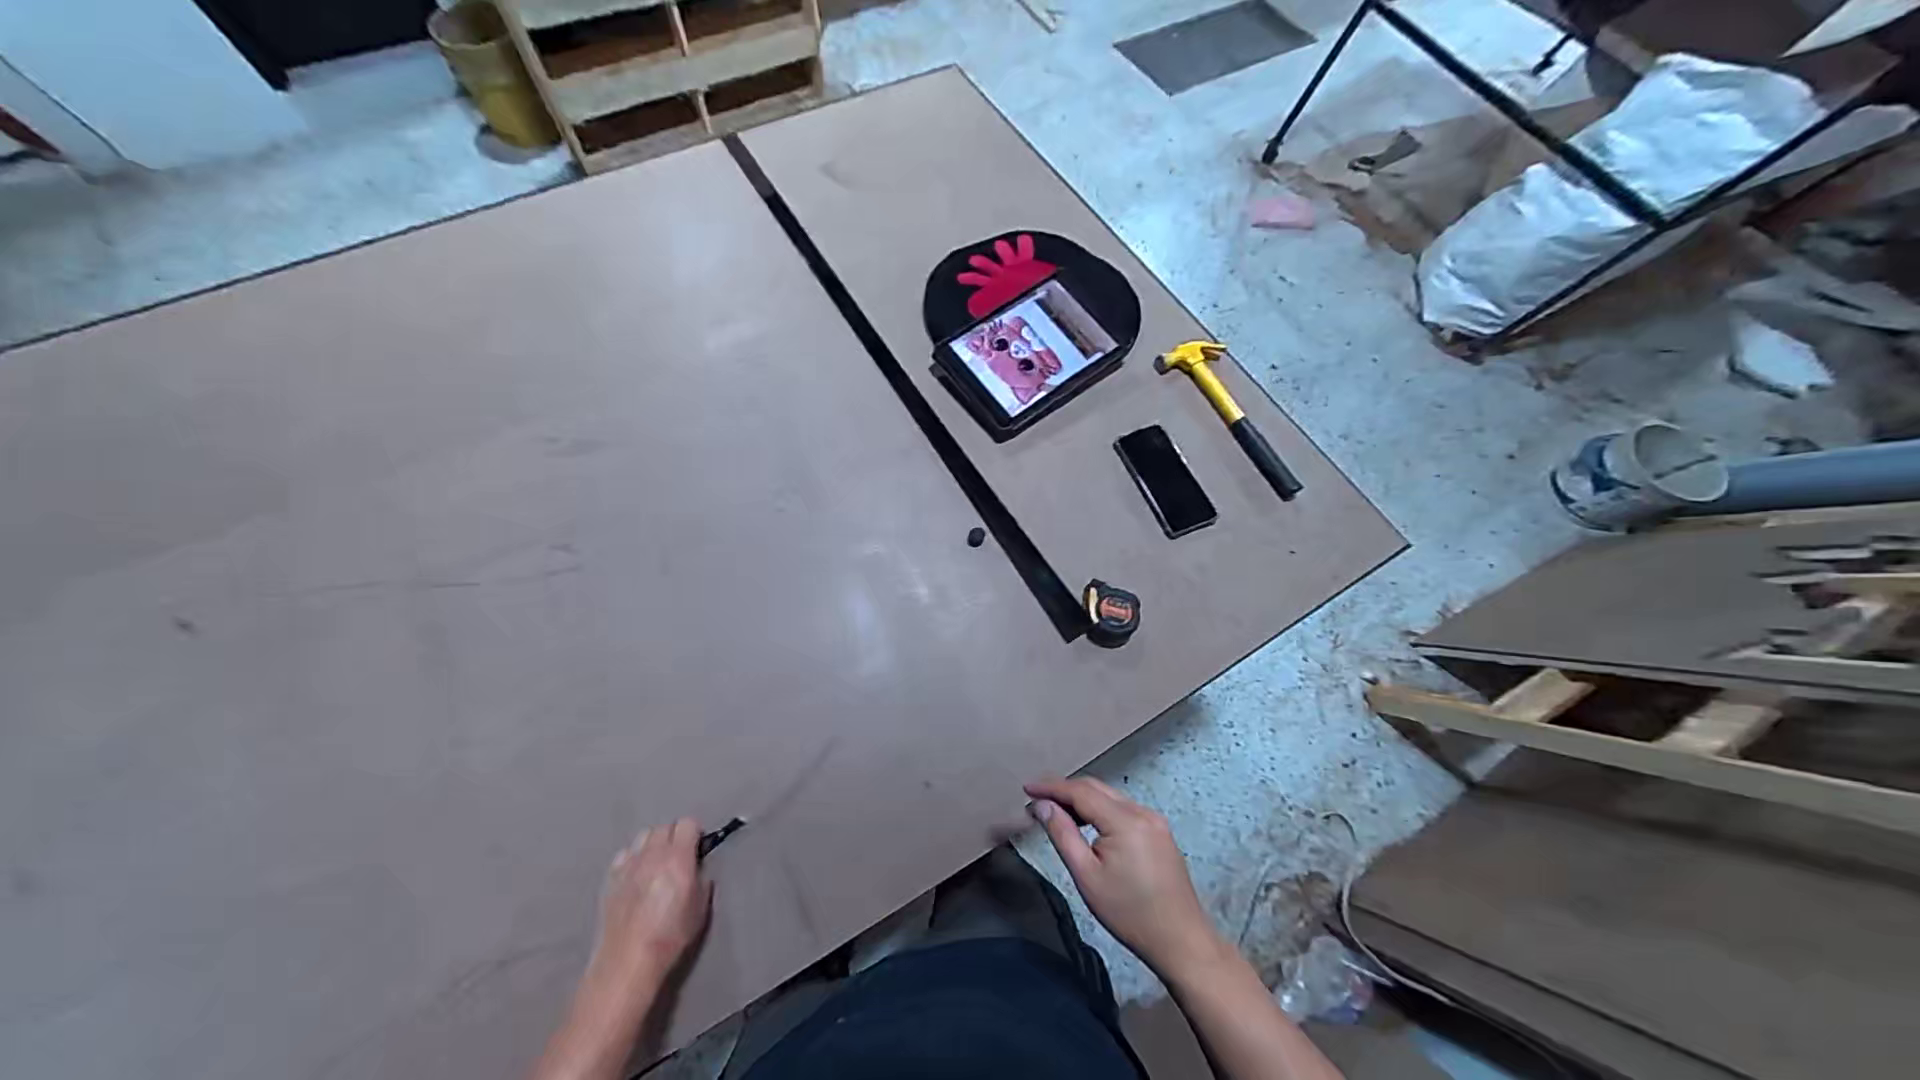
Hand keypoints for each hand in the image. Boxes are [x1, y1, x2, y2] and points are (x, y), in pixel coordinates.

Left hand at [588, 819, 712, 998]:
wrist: (628, 961)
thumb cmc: (670, 936)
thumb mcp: (701, 908)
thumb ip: (702, 880)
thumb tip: (698, 870)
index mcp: (678, 858)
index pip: (688, 824)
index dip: (695, 833)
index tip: (698, 847)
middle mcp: (653, 854)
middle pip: (665, 826)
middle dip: (675, 835)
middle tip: (679, 856)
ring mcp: (628, 865)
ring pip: (643, 836)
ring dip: (654, 843)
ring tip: (657, 862)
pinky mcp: (610, 878)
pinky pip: (624, 854)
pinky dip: (633, 857)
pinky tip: (636, 874)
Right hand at [1025, 777, 1227, 979]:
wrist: (1181, 941)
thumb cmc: (1129, 914)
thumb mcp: (1086, 876)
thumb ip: (1062, 834)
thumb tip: (1042, 805)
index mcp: (1125, 820)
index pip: (1081, 791)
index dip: (1051, 787)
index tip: (1027, 788)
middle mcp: (1142, 811)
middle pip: (1096, 788)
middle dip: (1065, 790)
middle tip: (1037, 799)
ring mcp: (1154, 820)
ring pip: (1110, 797)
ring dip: (1082, 799)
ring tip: (1056, 811)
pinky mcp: (1160, 832)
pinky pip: (1123, 808)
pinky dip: (1100, 809)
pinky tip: (1087, 823)